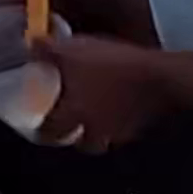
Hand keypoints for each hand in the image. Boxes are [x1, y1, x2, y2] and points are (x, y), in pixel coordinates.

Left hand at [30, 34, 172, 152]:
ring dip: (101, 134)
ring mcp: (124, 130)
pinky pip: (127, 130)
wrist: (160, 77)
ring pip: (108, 140)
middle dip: (77, 140)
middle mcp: (98, 128)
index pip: (53, 131)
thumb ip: (48, 51)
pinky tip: (120, 111)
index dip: (43, 133)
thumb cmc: (113, 65)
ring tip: (97, 122)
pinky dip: (120, 124)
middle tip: (72, 131)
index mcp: (75, 112)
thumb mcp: (72, 49)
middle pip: (87, 146)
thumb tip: (32, 48)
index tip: (39, 132)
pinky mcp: (143, 125)